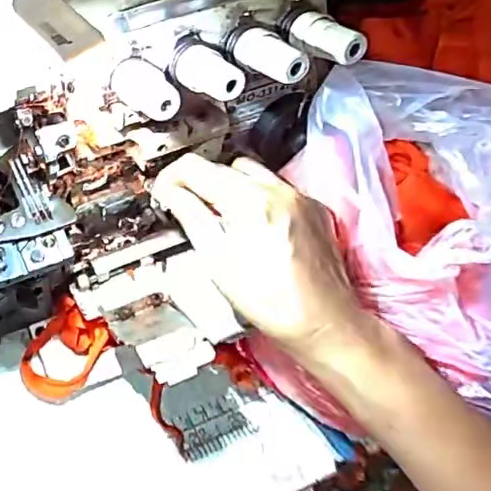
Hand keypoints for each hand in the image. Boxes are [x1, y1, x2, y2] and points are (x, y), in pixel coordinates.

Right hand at [152, 154, 371, 361]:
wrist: (326, 324)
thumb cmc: (275, 305)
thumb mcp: (218, 261)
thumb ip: (192, 218)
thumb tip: (172, 194)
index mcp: (250, 202)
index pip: (196, 168)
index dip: (172, 178)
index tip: (164, 191)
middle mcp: (278, 191)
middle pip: (224, 166)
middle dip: (200, 181)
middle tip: (186, 204)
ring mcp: (298, 197)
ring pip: (251, 172)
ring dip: (229, 185)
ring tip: (220, 215)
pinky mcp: (312, 208)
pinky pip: (276, 187)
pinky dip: (257, 196)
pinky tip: (252, 224)